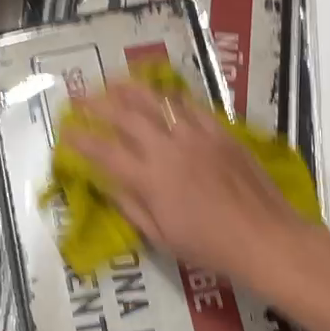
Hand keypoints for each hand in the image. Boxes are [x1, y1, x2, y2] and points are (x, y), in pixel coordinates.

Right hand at [68, 82, 308, 285]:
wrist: (264, 236)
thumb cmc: (209, 247)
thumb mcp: (161, 237)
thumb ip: (132, 207)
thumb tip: (109, 186)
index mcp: (150, 179)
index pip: (105, 152)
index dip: (81, 141)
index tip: (65, 132)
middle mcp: (168, 149)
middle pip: (125, 116)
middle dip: (96, 104)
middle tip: (79, 98)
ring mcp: (197, 136)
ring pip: (157, 101)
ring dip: (130, 90)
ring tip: (113, 82)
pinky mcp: (221, 133)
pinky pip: (191, 106)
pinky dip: (171, 97)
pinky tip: (163, 95)